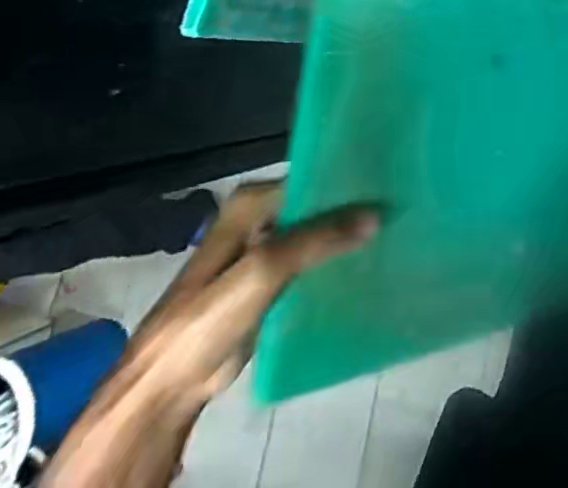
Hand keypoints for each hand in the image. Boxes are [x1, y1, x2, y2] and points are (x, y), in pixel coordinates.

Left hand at [114, 184, 378, 410]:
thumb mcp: (263, 270)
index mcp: (249, 204)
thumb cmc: (206, 321)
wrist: (168, 388)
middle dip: (352, 210)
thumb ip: (317, 239)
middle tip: (399, 210)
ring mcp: (266, 253)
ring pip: (317, 236)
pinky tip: (369, 265)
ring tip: (394, 234)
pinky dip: (336, 264)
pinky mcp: (273, 284)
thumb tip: (377, 214)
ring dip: (347, 238)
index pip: (310, 179)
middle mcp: (259, 219)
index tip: (390, 186)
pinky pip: (313, 264)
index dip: (346, 184)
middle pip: (315, 206)